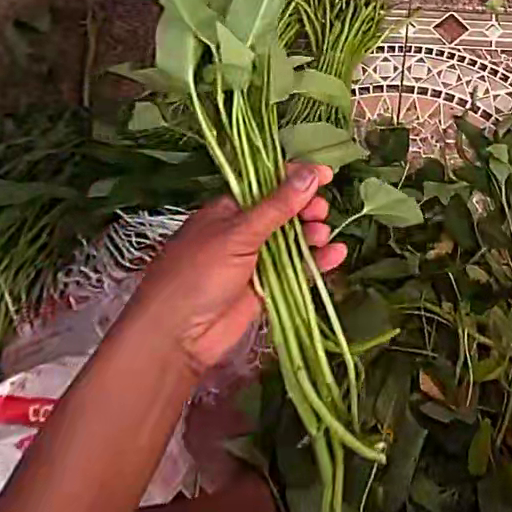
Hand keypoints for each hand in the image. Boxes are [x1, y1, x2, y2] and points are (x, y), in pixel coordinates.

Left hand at [132, 163, 345, 373]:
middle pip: (285, 212)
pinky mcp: (267, 287)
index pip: (268, 184)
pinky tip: (336, 255)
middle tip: (321, 212)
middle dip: (306, 208)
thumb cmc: (198, 275)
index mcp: (229, 210)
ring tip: (322, 235)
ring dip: (312, 234)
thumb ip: (278, 206)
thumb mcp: (238, 234)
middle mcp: (244, 231)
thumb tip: (310, 174)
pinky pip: (297, 269)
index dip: (296, 178)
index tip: (326, 175)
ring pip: (294, 240)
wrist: (175, 338)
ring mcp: (256, 260)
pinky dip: (317, 261)